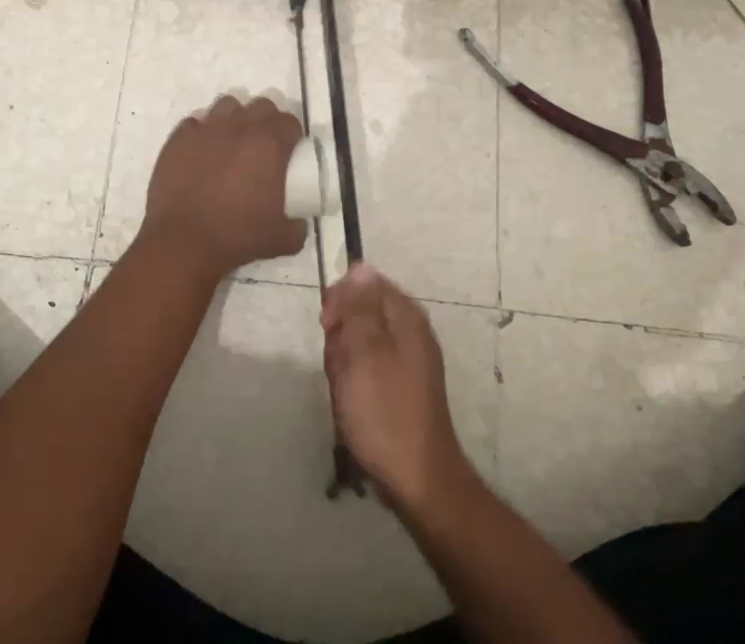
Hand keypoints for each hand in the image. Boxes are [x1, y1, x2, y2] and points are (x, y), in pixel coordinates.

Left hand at [142, 95, 306, 275]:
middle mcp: (239, 128)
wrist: (184, 242)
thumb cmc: (238, 237)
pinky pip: (195, 123)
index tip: (290, 150)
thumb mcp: (283, 239)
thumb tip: (299, 221)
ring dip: (234, 119)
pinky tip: (202, 151)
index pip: (289, 121)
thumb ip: (298, 226)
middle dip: (266, 120)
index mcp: (269, 145)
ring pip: (226, 106)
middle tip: (263, 145)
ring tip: (231, 142)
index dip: (292, 134)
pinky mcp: (178, 139)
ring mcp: (206, 130)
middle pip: (260, 106)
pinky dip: (202, 133)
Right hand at [322, 265, 468, 508]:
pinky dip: (352, 382)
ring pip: (359, 344)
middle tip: (340, 365)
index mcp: (406, 320)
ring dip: (343, 363)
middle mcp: (410, 335)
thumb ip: (360, 307)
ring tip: (344, 390)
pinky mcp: (399, 388)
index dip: (341, 300)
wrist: (415, 478)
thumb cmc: (384, 412)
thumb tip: (360, 266)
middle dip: (341, 336)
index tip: (329, 325)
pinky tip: (349, 403)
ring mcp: (406, 363)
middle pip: (361, 314)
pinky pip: (366, 370)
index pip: (366, 283)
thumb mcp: (363, 352)